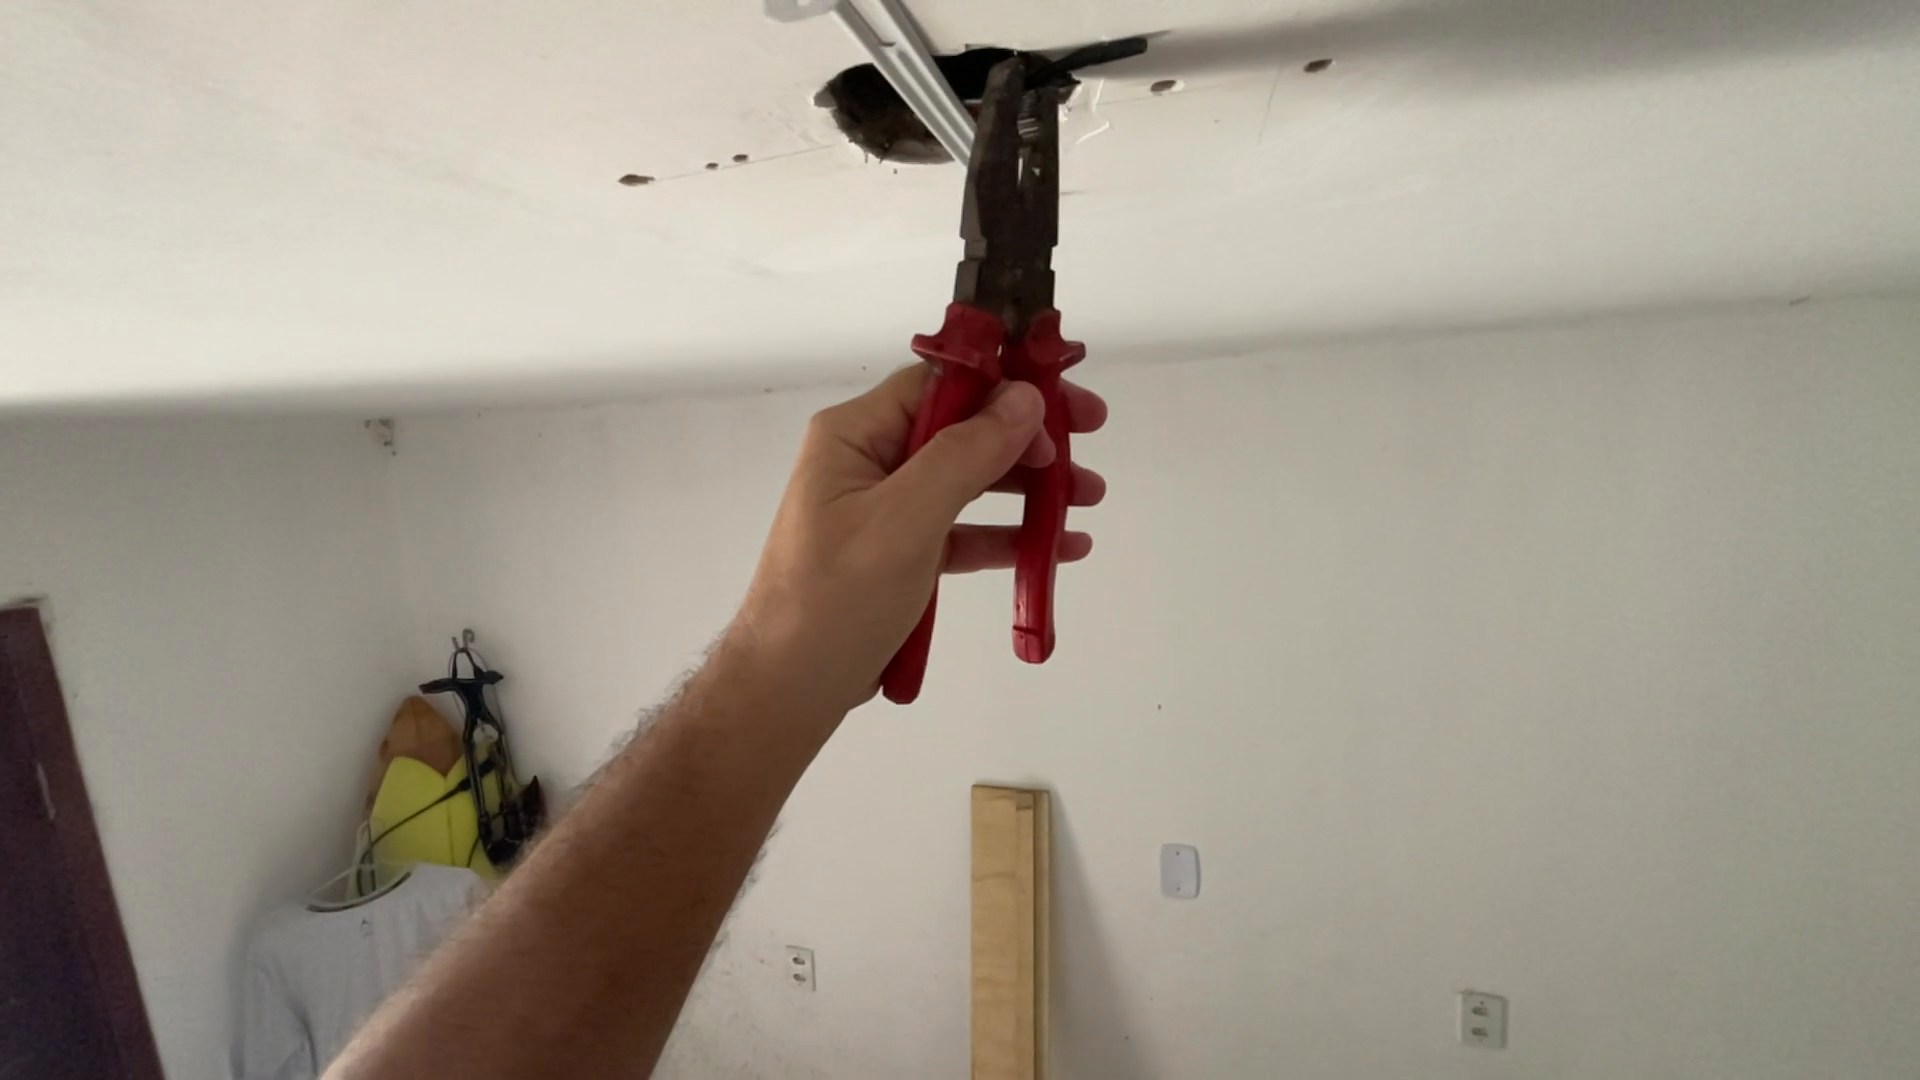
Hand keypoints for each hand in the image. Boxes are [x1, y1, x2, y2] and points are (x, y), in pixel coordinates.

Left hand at [732, 365, 1107, 713]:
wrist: (791, 690)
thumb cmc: (838, 599)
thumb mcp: (905, 520)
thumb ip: (966, 455)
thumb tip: (1024, 399)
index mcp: (855, 435)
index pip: (939, 386)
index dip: (1004, 387)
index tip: (1063, 401)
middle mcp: (869, 462)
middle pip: (960, 431)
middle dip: (1026, 440)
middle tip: (1089, 443)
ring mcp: (885, 510)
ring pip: (967, 482)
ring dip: (1026, 489)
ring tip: (1087, 498)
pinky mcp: (900, 555)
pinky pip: (961, 532)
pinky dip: (1006, 537)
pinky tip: (1056, 547)